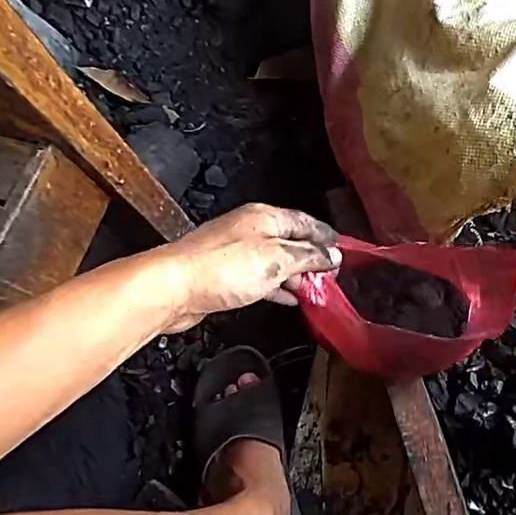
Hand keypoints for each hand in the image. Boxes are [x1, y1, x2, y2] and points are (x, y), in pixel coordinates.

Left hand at [143, 204, 340, 326]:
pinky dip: (278, 286)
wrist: (172, 288)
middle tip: (331, 274)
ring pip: (276, 261)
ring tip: (314, 289)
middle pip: (291, 241)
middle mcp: (250, 230)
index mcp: (265, 217)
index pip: (306, 222)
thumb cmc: (221, 268)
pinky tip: (287, 297)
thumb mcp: (277, 260)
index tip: (342, 251)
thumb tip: (332, 256)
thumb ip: (309, 257)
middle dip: (313, 258)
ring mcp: (236, 252)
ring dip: (296, 275)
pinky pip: (261, 278)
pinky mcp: (225, 275)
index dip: (326, 237)